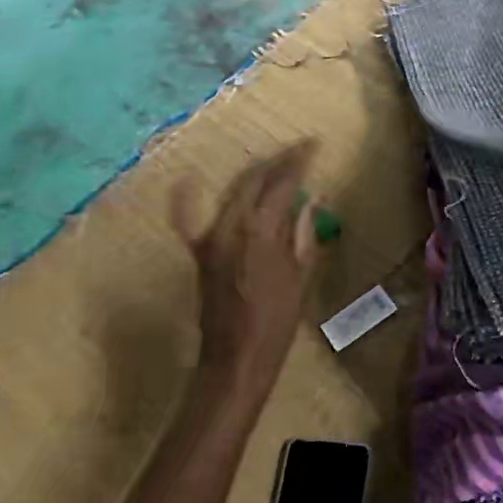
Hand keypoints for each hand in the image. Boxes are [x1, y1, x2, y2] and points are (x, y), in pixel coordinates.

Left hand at [173, 142, 319, 396]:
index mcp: (263, 231)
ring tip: (274, 164)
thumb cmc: (279, 319)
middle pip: (256, 181)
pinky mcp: (200, 252)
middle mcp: (233, 227)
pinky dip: (187, 199)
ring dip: (254, 175)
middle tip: (300, 151)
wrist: (237, 356)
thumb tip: (313, 198)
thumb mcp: (302, 274)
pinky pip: (188, 220)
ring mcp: (212, 238)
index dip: (300, 161)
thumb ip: (303, 232)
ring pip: (232, 193)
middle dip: (279, 162)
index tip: (315, 145)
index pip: (284, 184)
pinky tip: (190, 180)